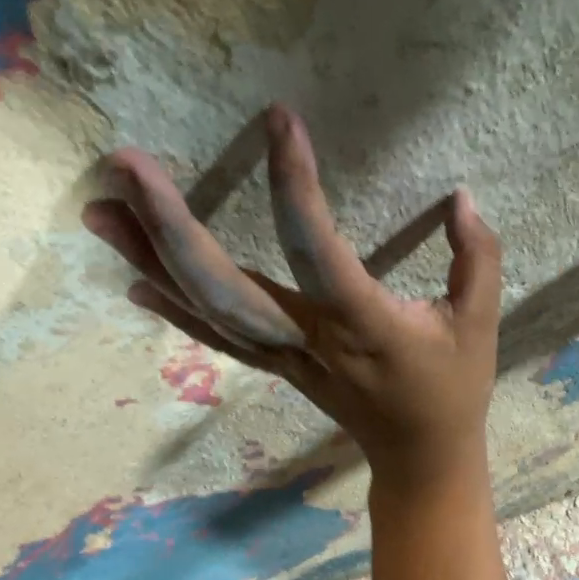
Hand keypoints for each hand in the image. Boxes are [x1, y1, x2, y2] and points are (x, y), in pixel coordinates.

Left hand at [82, 104, 502, 481]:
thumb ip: (477, 259)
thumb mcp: (480, 323)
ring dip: (149, 261)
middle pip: (226, 286)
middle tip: (126, 166)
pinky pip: (217, 338)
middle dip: (172, 226)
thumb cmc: (453, 389)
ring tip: (98, 210)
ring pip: (208, 310)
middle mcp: (311, 339)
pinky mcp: (278, 368)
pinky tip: (132, 280)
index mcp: (365, 323)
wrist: (420, 459)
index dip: (295, 185)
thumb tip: (462, 200)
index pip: (318, 249)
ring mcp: (286, 357)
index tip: (281, 120)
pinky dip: (173, 310)